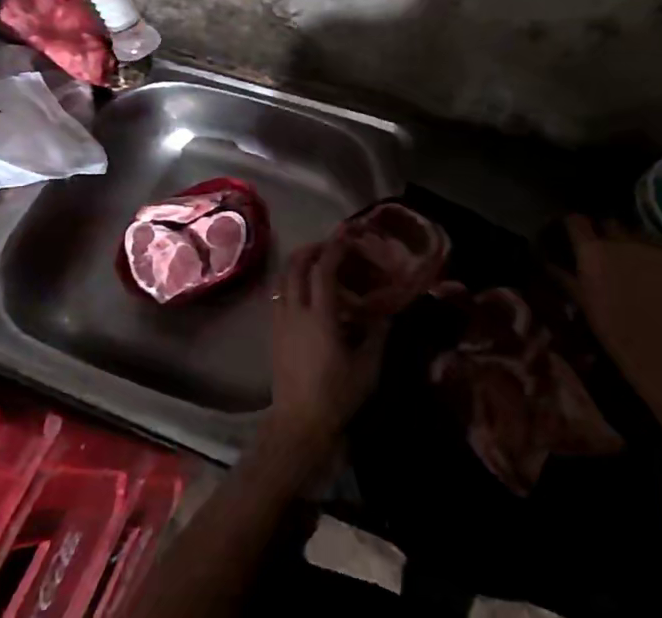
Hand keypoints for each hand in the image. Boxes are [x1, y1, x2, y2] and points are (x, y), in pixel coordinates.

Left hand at [263, 241, 389, 454]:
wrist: (298, 424)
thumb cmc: (336, 395)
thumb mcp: (368, 367)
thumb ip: (378, 335)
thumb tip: (388, 312)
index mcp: (320, 317)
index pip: (323, 270)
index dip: (335, 248)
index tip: (348, 236)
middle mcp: (296, 312)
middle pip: (295, 266)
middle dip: (312, 249)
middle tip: (331, 246)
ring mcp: (281, 322)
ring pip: (283, 279)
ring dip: (298, 264)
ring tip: (317, 263)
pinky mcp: (274, 333)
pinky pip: (280, 295)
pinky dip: (291, 282)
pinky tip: (306, 292)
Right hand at [565, 216, 661, 393]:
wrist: (659, 347)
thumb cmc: (612, 328)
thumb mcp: (583, 302)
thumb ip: (565, 277)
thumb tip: (548, 263)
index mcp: (591, 251)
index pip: (576, 221)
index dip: (574, 224)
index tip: (573, 230)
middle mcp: (618, 240)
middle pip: (608, 222)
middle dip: (605, 231)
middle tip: (605, 249)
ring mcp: (647, 247)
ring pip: (635, 233)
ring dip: (630, 241)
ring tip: (632, 260)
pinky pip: (658, 247)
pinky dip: (653, 255)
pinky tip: (655, 272)